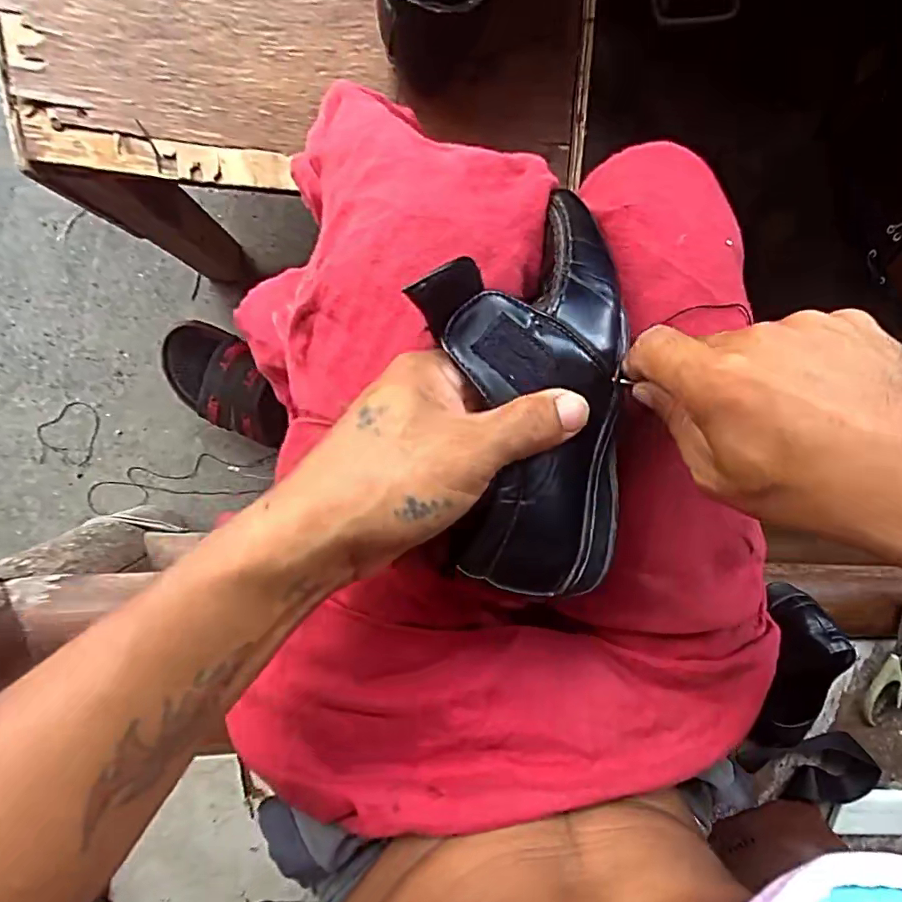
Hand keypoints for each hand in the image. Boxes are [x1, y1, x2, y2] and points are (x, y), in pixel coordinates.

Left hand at [263, 350, 588, 580]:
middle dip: (522, 426)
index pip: (495, 362)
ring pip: (471, 440)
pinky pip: (454, 468)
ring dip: (500, 458)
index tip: (575, 404)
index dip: (536, 382)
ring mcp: (409, 436)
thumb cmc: (394, 480)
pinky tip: (509, 490)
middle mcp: (416, 395)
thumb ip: (527, 423)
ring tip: (548, 467)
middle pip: (486, 403)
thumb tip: (578, 402)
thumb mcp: (473, 448)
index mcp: (427, 369)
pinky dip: (478, 479)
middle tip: (570, 441)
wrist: (323, 539)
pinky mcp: (407, 473)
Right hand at [625, 309, 901, 610]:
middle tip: (743, 423)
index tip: (652, 384)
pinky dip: (809, 362)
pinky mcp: (856, 322)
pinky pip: (811, 338)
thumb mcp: (724, 481)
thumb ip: (678, 427)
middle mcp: (761, 337)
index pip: (655, 343)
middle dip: (712, 379)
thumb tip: (654, 389)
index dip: (644, 363)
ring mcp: (813, 324)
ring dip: (764, 370)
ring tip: (801, 415)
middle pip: (712, 347)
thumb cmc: (812, 494)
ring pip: (763, 342)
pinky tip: (836, 400)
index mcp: (719, 378)